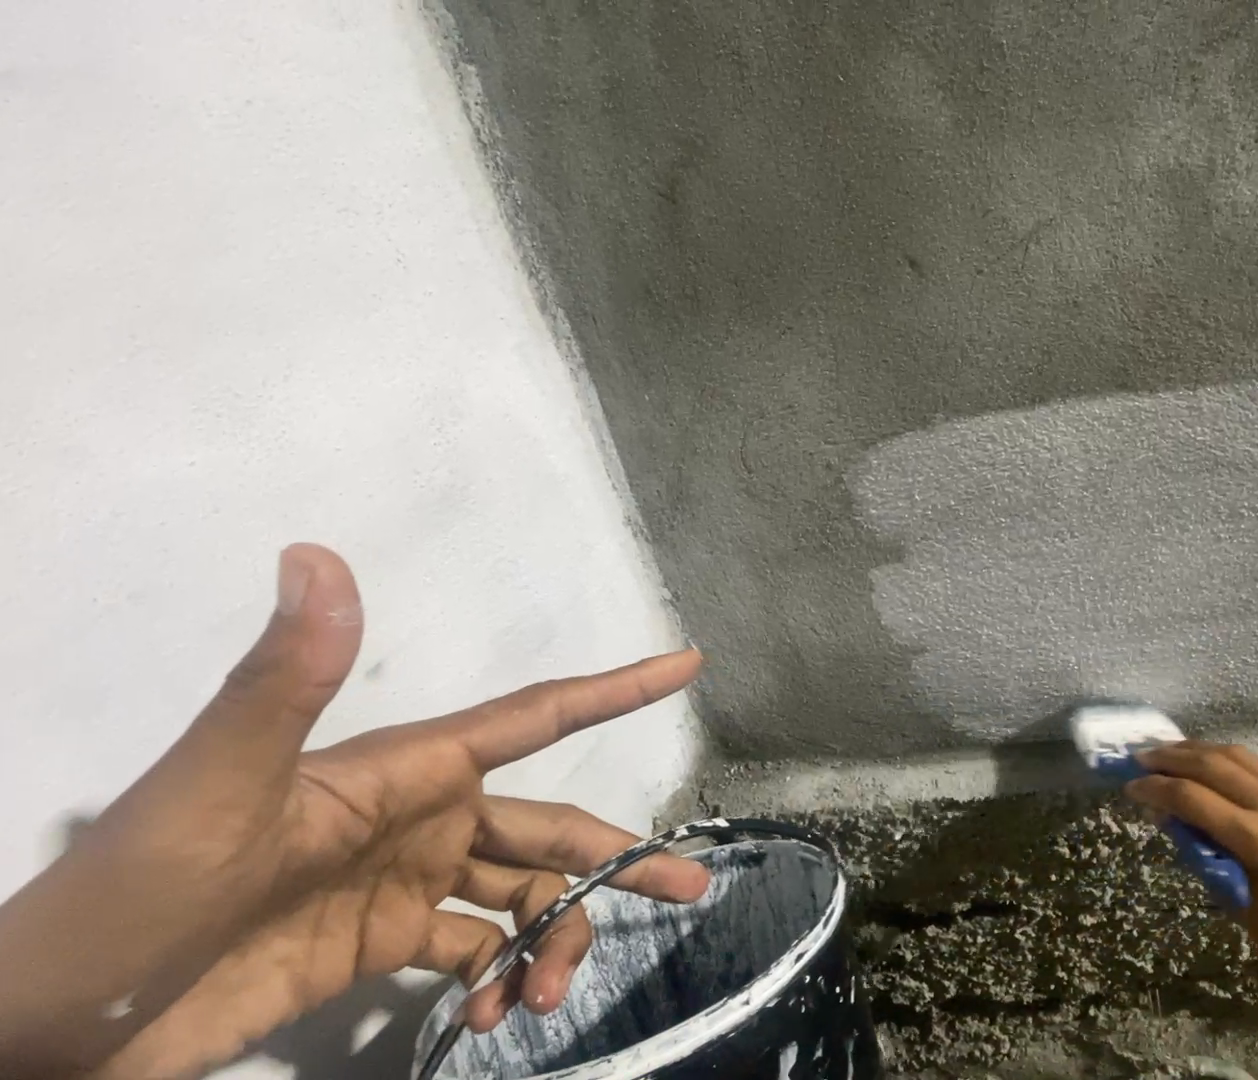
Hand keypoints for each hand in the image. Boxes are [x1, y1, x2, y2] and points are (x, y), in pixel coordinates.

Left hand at [0, 544, 709, 1079]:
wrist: (41, 1032)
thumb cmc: (133, 896)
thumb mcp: (213, 790)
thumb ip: (281, 680)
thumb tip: (317, 554)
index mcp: (409, 770)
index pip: (536, 716)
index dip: (616, 688)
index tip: (687, 665)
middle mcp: (425, 815)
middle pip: (554, 828)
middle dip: (621, 855)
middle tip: (690, 884)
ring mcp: (407, 881)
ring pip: (524, 894)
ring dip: (555, 936)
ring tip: (548, 998)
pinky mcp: (384, 944)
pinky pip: (476, 950)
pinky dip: (501, 976)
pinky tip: (498, 1016)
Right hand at [1123, 741, 1257, 983]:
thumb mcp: (1237, 901)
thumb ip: (1204, 853)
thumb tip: (1169, 817)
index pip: (1193, 798)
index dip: (1155, 788)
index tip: (1130, 786)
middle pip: (1212, 764)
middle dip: (1170, 757)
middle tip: (1139, 757)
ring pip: (1237, 756)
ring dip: (1197, 750)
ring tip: (1167, 752)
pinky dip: (1226, 761)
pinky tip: (1208, 766)